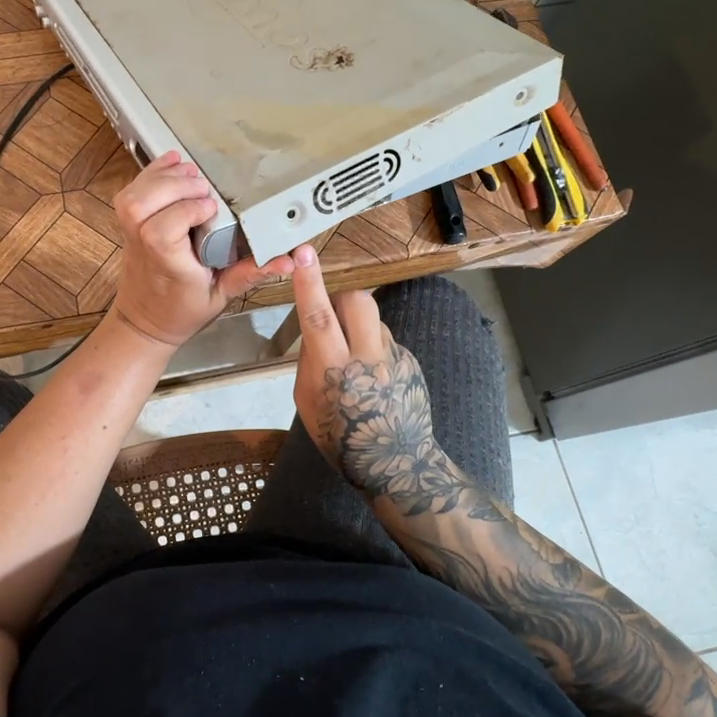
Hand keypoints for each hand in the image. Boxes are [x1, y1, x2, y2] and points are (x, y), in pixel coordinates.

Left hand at [108, 151, 294, 347]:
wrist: (144, 321)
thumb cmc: (182, 311)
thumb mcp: (220, 296)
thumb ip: (249, 274)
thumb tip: (287, 260)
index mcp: (168, 265)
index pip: (161, 233)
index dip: (185, 211)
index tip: (212, 207)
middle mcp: (144, 247)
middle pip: (140, 206)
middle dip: (172, 186)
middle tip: (203, 185)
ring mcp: (130, 234)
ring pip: (131, 197)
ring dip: (159, 177)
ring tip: (190, 172)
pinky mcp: (128, 224)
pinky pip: (129, 193)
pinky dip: (149, 174)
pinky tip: (173, 164)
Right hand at [290, 245, 455, 510]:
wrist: (397, 463)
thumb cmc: (339, 437)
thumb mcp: (306, 402)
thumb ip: (309, 362)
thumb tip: (315, 332)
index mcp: (334, 370)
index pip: (319, 318)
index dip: (310, 283)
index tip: (305, 253)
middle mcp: (367, 358)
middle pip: (358, 301)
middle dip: (342, 294)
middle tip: (333, 307)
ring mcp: (394, 358)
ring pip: (373, 319)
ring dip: (358, 325)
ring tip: (353, 356)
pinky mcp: (411, 361)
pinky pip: (386, 340)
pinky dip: (374, 348)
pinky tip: (373, 376)